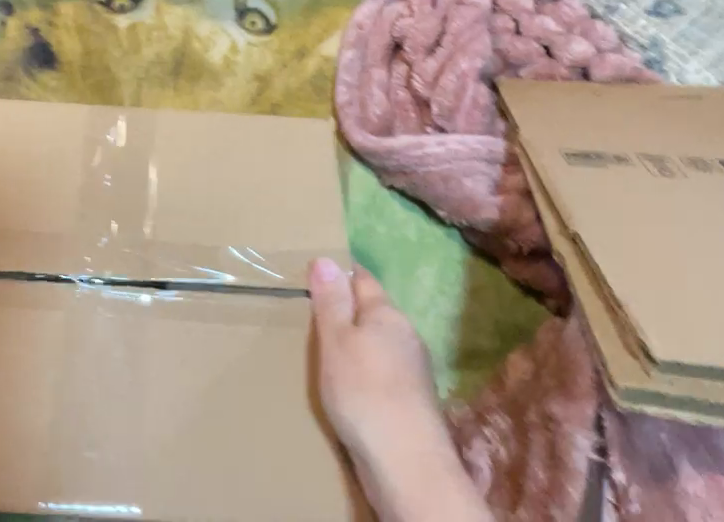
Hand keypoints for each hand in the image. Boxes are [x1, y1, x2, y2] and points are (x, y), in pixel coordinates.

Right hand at [308, 258, 489, 521]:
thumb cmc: (364, 392)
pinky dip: (363, 373)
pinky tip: (347, 388)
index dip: (338, 274)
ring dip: (355, 345)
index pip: (361, 279)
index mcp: (387, 314)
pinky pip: (381, 373)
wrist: (406, 465)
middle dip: (346, 311)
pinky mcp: (411, 402)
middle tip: (310, 315)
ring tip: (324, 352)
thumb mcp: (336, 340)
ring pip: (377, 344)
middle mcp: (406, 336)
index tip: (312, 275)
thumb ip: (331, 301)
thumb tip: (326, 258)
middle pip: (372, 312)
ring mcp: (413, 371)